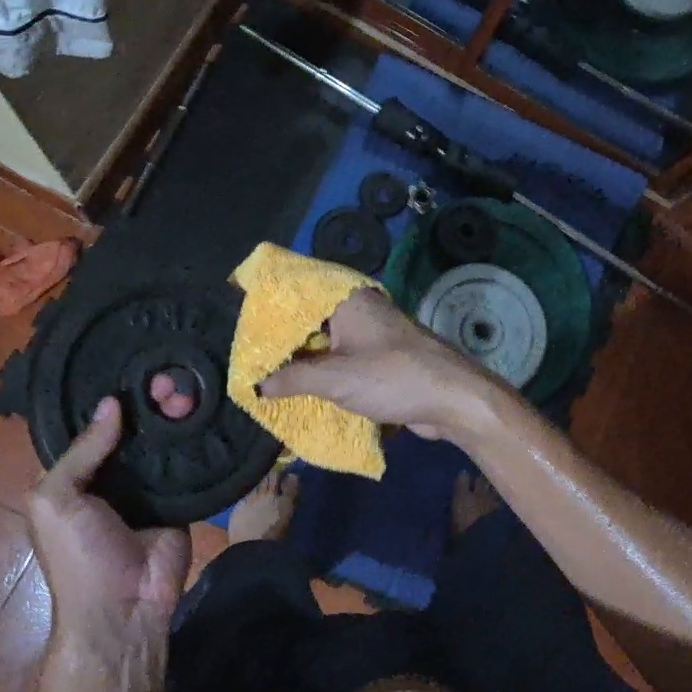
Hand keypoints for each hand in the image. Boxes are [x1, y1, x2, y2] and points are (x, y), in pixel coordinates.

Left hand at [26, 397, 191, 649]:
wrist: (125, 608)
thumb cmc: (78, 554)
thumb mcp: (56, 500)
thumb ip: (81, 450)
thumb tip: (111, 402)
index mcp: (72, 476)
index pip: (89, 427)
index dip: (106, 399)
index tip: (131, 366)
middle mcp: (110, 477)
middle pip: (130, 430)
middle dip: (147, 403)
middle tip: (168, 377)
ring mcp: (147, 487)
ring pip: (160, 442)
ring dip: (174, 417)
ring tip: (190, 385)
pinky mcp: (179, 499)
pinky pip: (187, 464)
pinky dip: (195, 441)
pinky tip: (208, 410)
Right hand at [259, 291, 500, 440]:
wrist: (454, 400)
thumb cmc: (394, 377)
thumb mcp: (336, 379)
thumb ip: (293, 379)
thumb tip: (258, 385)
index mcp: (348, 301)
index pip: (297, 291)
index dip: (267, 304)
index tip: (238, 317)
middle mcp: (358, 311)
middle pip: (309, 319)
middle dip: (280, 340)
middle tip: (244, 356)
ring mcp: (371, 336)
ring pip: (326, 343)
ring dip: (301, 361)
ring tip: (262, 376)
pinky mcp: (381, 360)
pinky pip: (341, 361)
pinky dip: (321, 373)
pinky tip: (298, 390)